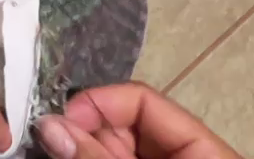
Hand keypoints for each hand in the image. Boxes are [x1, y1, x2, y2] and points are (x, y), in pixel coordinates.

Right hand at [34, 83, 241, 158]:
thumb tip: (46, 123)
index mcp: (207, 151)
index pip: (143, 100)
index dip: (100, 103)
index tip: (62, 121)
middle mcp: (184, 156)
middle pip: (125, 126)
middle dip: (85, 131)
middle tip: (52, 146)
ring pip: (114, 149)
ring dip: (81, 149)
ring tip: (54, 153)